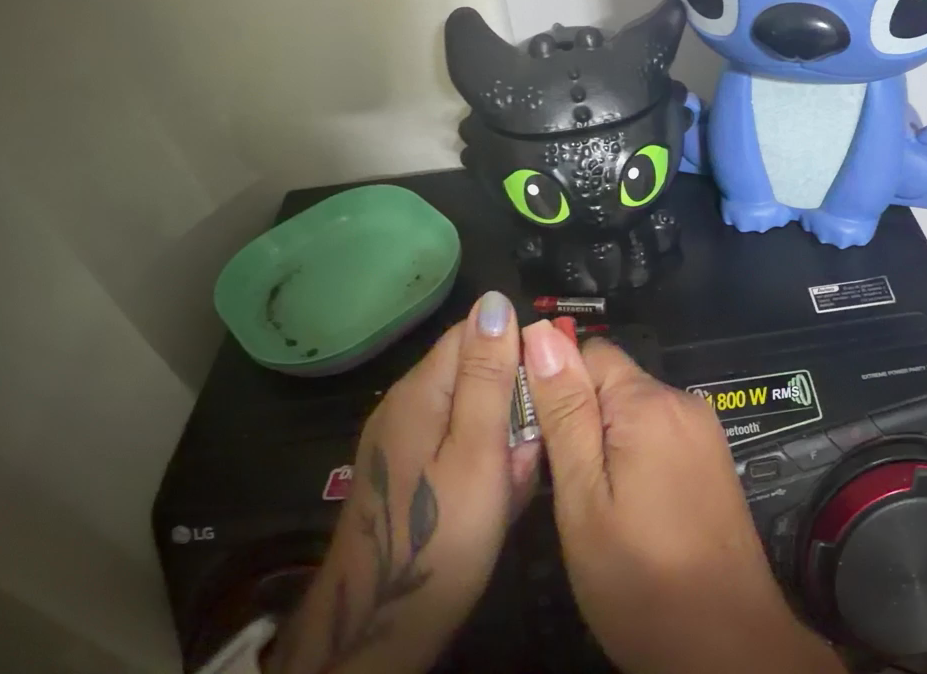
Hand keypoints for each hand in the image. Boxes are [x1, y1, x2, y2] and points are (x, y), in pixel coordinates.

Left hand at [266, 292, 538, 673]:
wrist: (380, 626)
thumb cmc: (440, 537)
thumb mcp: (478, 451)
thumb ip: (487, 376)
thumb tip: (495, 301)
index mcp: (420, 390)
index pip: (474, 331)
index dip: (517, 350)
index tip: (546, 390)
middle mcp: (403, 404)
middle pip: (473, 371)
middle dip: (511, 405)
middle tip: (525, 454)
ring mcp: (398, 440)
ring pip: (469, 412)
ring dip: (501, 439)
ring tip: (511, 483)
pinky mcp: (403, 471)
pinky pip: (455, 444)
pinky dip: (482, 463)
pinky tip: (492, 498)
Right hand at [521, 321, 842, 673]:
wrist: (728, 647)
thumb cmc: (641, 581)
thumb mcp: (583, 499)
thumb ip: (563, 412)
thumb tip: (540, 332)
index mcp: (649, 403)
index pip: (587, 351)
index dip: (549, 380)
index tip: (528, 431)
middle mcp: (683, 403)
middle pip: (611, 380)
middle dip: (575, 414)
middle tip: (555, 480)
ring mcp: (703, 432)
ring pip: (632, 410)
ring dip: (601, 439)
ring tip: (586, 499)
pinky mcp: (711, 461)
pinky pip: (657, 435)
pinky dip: (631, 456)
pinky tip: (622, 505)